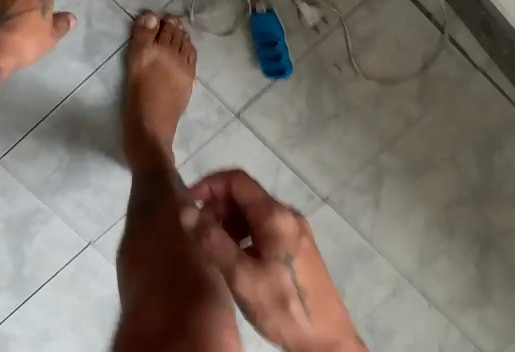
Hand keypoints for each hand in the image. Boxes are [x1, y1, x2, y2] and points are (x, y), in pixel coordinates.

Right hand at [188, 170, 363, 351]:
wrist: (329, 344)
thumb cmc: (284, 308)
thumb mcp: (242, 277)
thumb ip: (212, 241)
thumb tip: (185, 209)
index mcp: (276, 215)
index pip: (236, 179)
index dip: (209, 185)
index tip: (190, 205)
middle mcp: (288, 215)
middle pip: (245, 195)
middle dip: (218, 206)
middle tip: (200, 233)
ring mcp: (296, 232)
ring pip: (254, 212)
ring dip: (230, 222)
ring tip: (215, 248)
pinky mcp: (299, 249)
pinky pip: (265, 228)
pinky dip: (245, 234)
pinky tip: (237, 259)